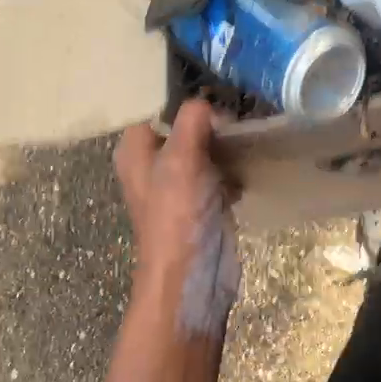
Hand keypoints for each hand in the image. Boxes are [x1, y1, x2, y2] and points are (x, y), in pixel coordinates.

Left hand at [112, 100, 240, 332]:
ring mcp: (178, 186)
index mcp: (135, 151)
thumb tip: (208, 104)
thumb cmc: (178, 214)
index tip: (217, 107)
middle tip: (237, 124)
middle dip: (212, 125)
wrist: (192, 278)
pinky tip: (245, 173)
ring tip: (245, 144)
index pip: (160, 109)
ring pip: (206, 149)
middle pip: (186, 128)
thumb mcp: (181, 157)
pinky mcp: (202, 204)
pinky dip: (233, 170)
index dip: (186, 106)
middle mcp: (152, 165)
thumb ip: (192, 120)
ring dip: (226, 147)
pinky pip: (220, 173)